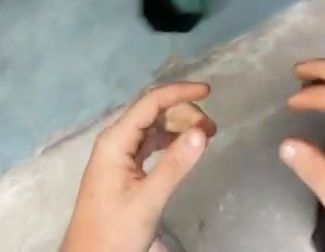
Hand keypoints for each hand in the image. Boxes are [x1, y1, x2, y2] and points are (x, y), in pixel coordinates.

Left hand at [61, 82, 216, 251]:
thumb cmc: (114, 233)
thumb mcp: (148, 201)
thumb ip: (174, 165)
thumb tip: (201, 132)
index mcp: (115, 140)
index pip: (150, 102)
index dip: (179, 92)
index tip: (208, 92)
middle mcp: (115, 140)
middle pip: (153, 112)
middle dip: (183, 112)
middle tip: (211, 129)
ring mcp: (118, 155)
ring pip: (152, 127)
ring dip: (178, 127)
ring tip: (205, 137)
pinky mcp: (123, 169)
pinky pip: (149, 144)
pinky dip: (170, 142)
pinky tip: (185, 149)